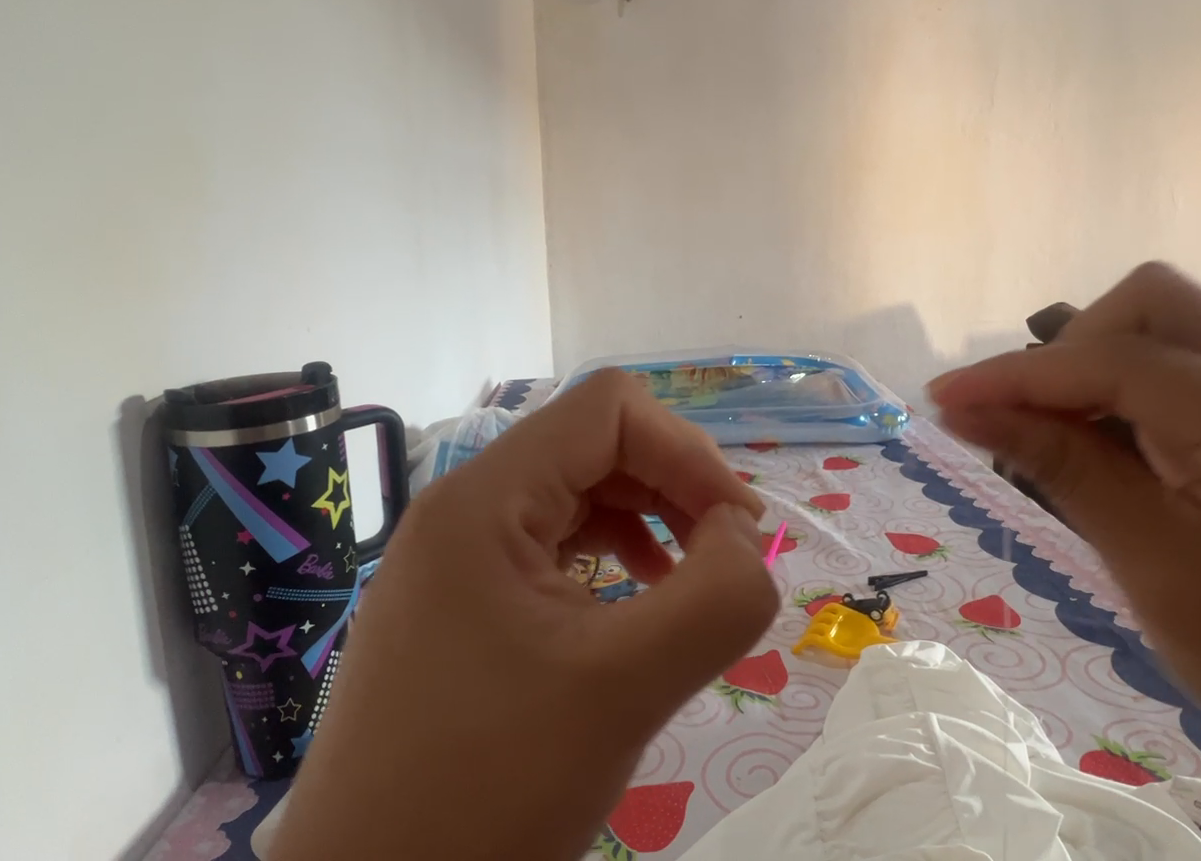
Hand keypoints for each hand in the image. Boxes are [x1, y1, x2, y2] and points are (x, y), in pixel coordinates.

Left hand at [273, 369, 779, 860]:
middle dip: (675, 486)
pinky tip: (638, 605)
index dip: (687, 452)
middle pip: (595, 445)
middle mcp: (462, 509)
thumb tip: (745, 539)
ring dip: (650, 520)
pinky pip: (552, 546)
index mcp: (484, 501)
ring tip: (691, 581)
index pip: (609, 410)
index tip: (738, 529)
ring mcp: (455, 557)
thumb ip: (715, 598)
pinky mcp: (460, 603)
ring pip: (578, 494)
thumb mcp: (624, 691)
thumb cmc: (487, 789)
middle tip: (727, 557)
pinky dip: (613, 558)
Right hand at [929, 263, 1200, 860]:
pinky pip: (1199, 375)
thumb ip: (1062, 468)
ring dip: (1101, 371)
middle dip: (1074, 352)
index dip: (1024, 372)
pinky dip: (1137, 398)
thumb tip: (962, 408)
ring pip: (1178, 332)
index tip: (945, 397)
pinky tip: (1112, 449)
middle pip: (1161, 307)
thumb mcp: (1154, 569)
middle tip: (1024, 420)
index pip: (1127, 362)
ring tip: (1059, 438)